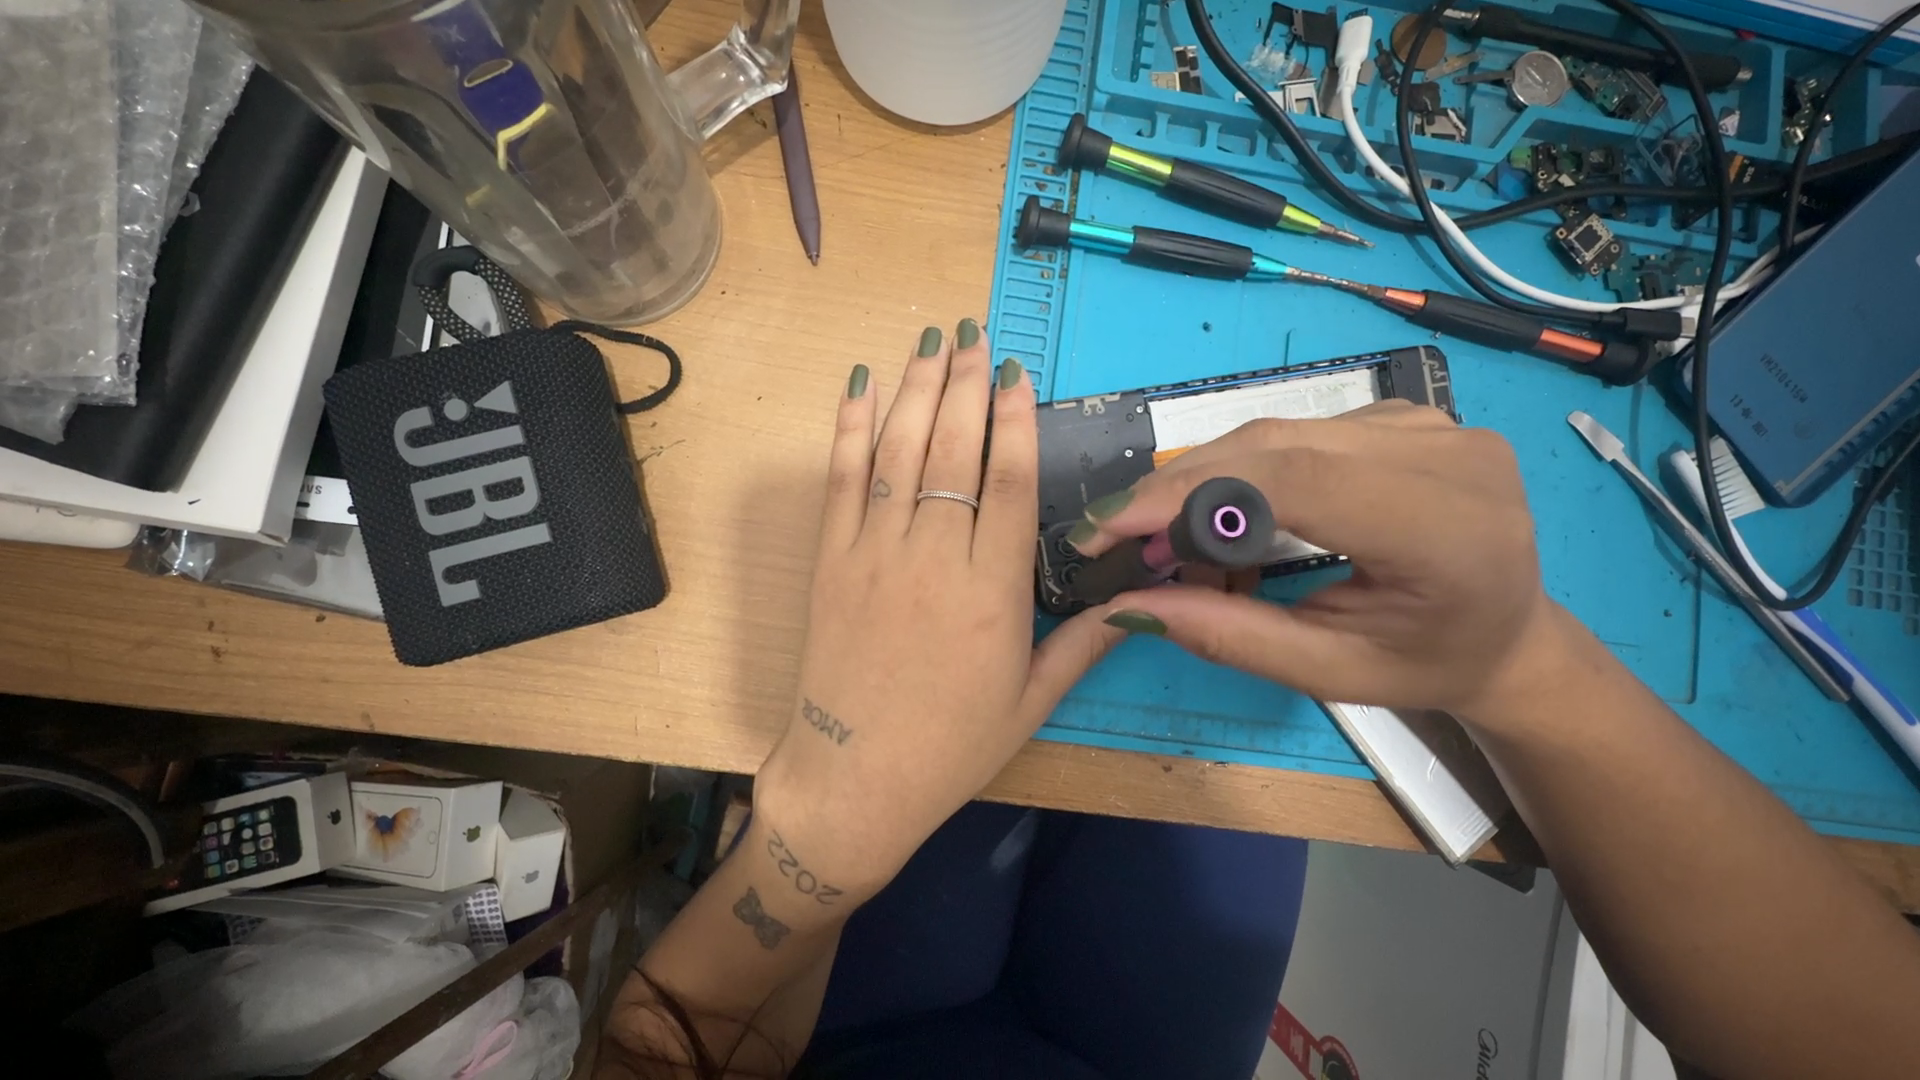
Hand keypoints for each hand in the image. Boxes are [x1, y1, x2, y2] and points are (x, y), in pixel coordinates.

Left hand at [752, 322, 1120, 904]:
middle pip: (953, 451)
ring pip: (899, 453)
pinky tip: (860, 387)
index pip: (1007, 482)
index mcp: (991, 591)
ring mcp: (874, 554)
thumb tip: (1139, 602)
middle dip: (966, 386)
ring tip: (932, 342)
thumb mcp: (1032, 702)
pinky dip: (850, 430)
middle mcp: (933, 558)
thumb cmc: (952, 746)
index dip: (1014, 420)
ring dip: (916, 391)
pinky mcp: (830, 561)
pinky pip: (840, 482)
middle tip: (976, 336)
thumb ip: (1084, 643)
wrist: (856, 779)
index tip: (1016, 374)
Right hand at [1070, 401, 1558, 713]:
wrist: (1507, 633)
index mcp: (1445, 530)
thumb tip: (1128, 603)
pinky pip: (1296, 431)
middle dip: (1179, 488)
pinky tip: (1221, 510)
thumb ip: (1230, 635)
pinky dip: (1240, 469)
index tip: (1110, 527)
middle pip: (1275, 446)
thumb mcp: (1327, 671)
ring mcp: (1431, 424)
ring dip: (1202, 478)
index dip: (1191, 496)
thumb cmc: (1423, 665)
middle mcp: (1446, 456)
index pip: (1296, 482)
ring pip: (1276, 432)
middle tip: (1115, 534)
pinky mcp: (1406, 415)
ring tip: (1160, 531)